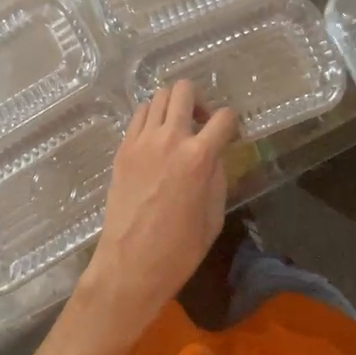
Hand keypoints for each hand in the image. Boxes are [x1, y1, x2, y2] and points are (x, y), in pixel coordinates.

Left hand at [83, 81, 237, 328]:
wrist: (131, 264)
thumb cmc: (179, 250)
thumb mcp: (213, 217)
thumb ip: (217, 177)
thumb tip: (215, 155)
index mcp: (199, 157)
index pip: (224, 117)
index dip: (232, 123)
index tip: (230, 134)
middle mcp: (170, 138)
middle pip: (184, 90)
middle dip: (199, 100)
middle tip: (201, 122)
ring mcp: (142, 140)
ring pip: (159, 96)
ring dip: (173, 106)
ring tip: (177, 128)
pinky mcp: (123, 148)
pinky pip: (139, 115)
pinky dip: (151, 117)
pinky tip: (156, 138)